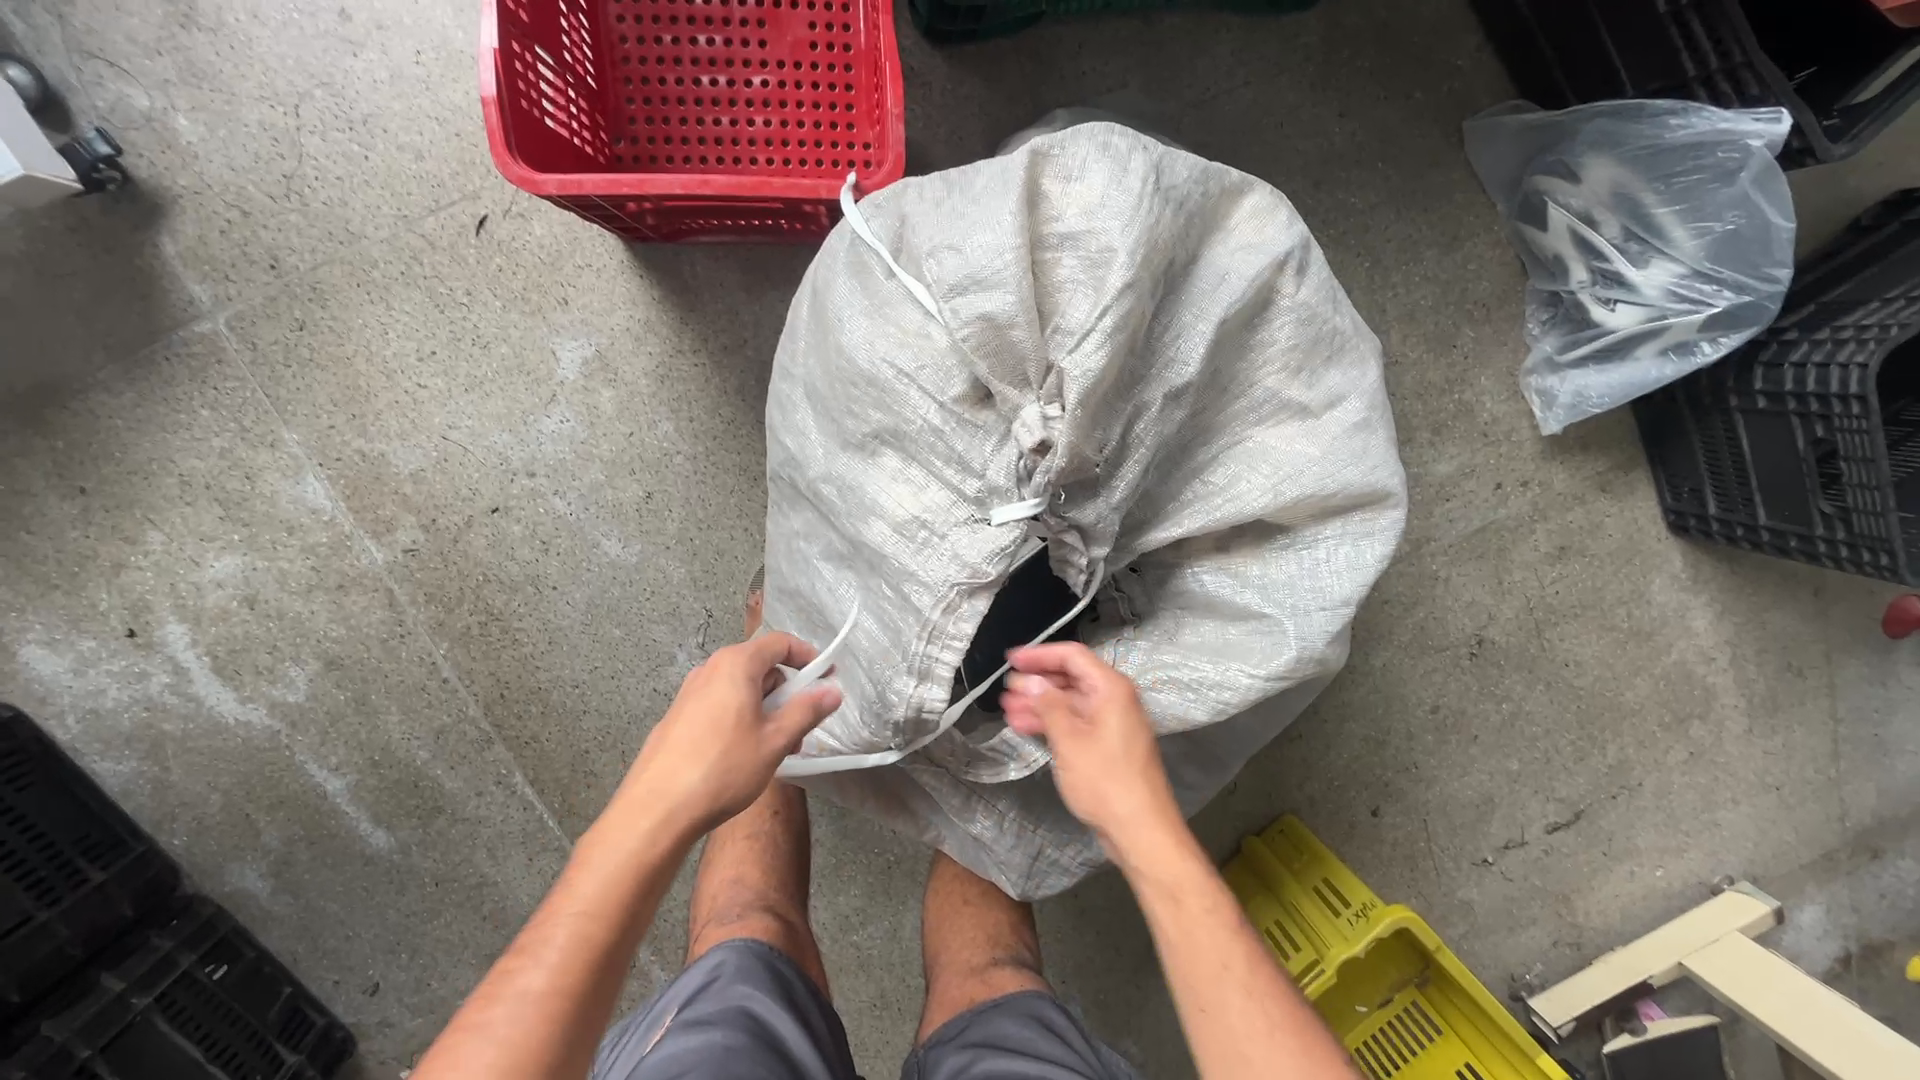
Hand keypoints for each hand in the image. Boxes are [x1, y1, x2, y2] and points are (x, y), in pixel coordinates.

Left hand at [617, 634, 841, 836]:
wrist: (657, 810)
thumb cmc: (722, 770)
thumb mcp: (775, 741)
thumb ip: (806, 711)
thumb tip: (832, 691)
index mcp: (735, 665)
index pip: (780, 643)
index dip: (808, 656)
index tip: (827, 677)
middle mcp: (710, 670)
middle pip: (760, 666)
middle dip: (787, 693)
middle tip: (802, 727)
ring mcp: (690, 693)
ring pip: (741, 689)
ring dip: (766, 710)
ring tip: (776, 749)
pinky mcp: (679, 717)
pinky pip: (721, 705)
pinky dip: (742, 719)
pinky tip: (745, 756)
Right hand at [999, 643, 1182, 863]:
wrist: (1140, 830)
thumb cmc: (1105, 781)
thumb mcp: (1069, 740)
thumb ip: (1048, 705)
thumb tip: (1032, 681)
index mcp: (1110, 688)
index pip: (1072, 656)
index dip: (1039, 654)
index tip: (1011, 660)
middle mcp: (1114, 699)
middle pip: (1071, 678)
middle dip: (1037, 682)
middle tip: (1006, 690)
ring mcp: (1111, 723)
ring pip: (1070, 703)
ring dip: (1040, 705)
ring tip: (1008, 710)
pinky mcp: (1107, 745)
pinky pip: (1076, 723)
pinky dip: (1052, 723)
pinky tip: (1026, 728)